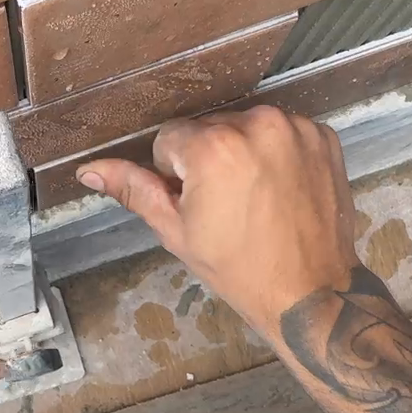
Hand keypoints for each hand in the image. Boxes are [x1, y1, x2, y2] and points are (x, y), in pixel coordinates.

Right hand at [78, 106, 358, 335]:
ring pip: (245, 128)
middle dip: (208, 161)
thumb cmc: (236, 268)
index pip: (168, 140)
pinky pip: (282, 132)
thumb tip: (89, 169)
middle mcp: (256, 123)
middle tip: (224, 207)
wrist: (308, 290)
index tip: (195, 207)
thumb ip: (134, 191)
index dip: (173, 176)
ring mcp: (295, 126)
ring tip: (253, 199)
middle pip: (208, 129)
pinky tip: (279, 190)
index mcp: (213, 147)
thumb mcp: (176, 232)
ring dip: (241, 154)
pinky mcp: (323, 135)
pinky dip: (276, 154)